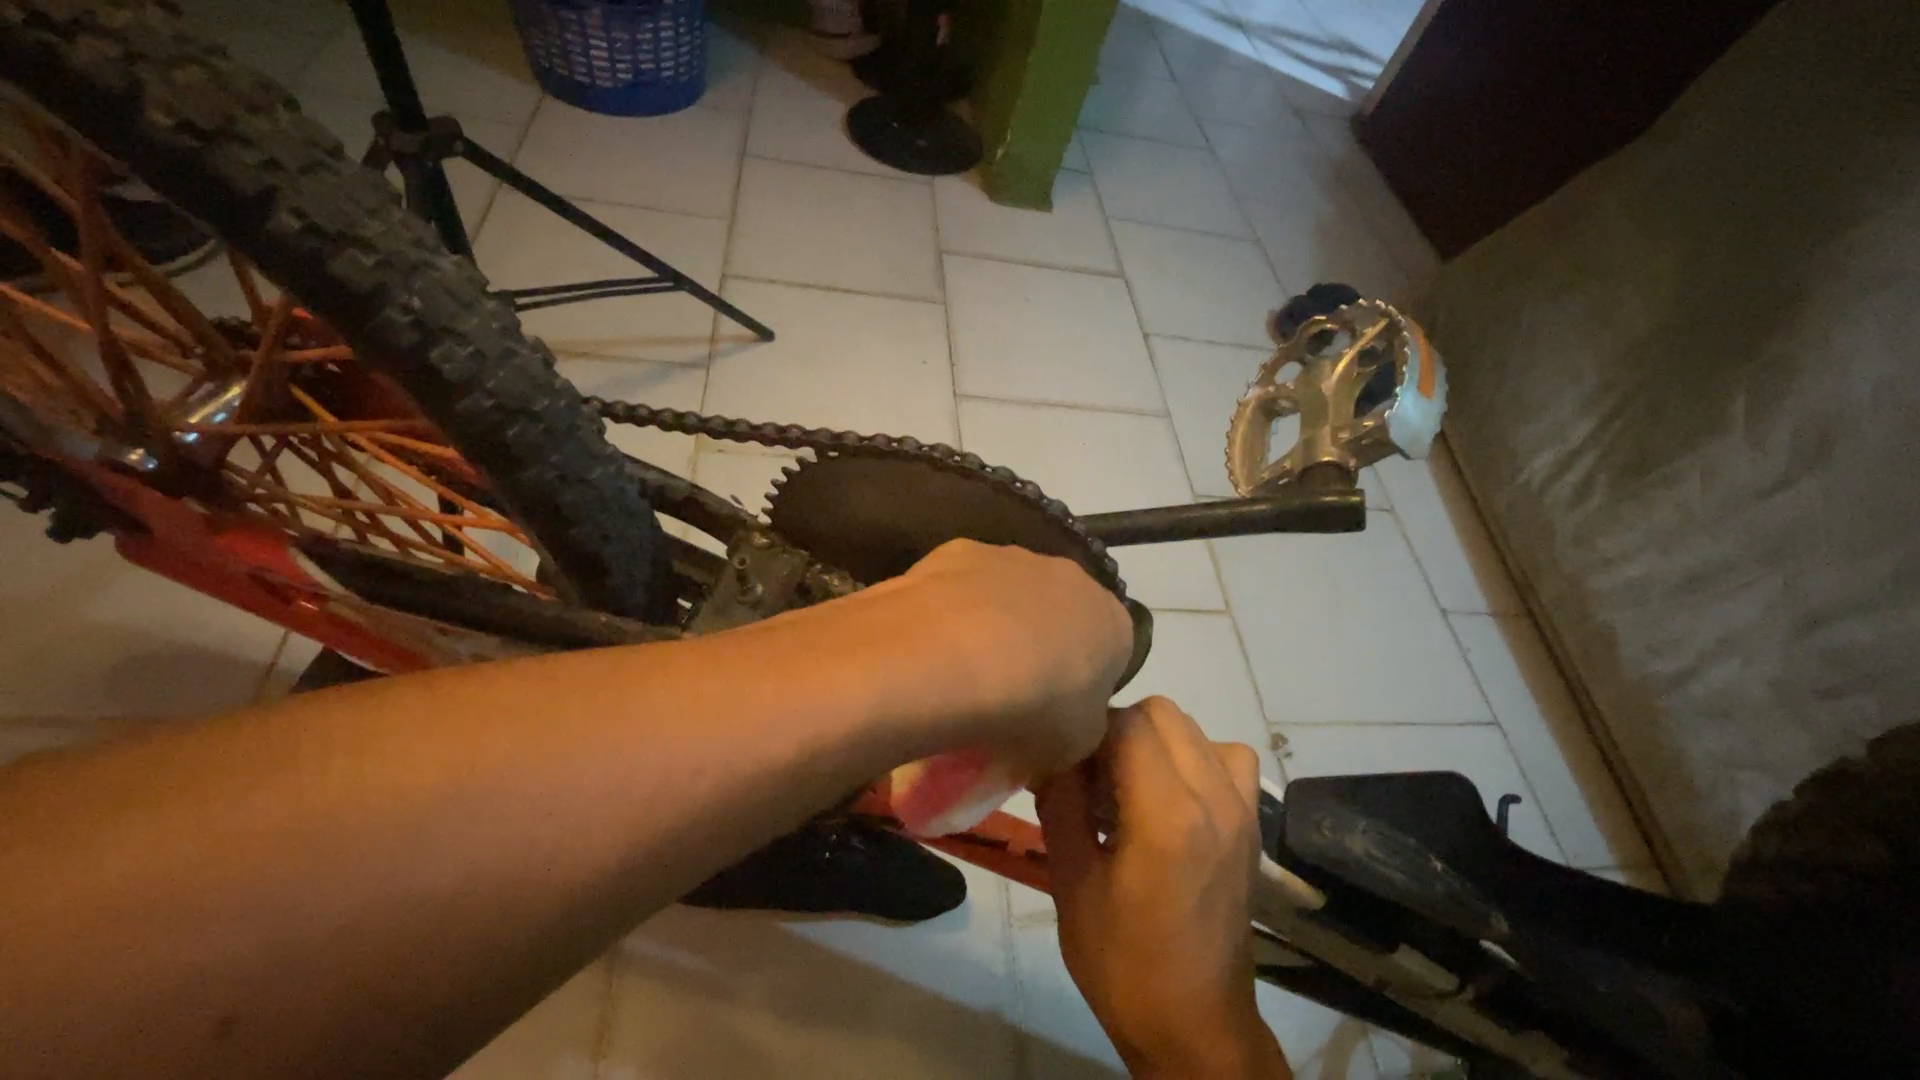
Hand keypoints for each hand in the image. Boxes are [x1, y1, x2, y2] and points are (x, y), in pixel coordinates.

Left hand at [882, 539, 1132, 773]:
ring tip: (962, 669)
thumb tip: (1064, 718)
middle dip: (1039, 642)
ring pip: (1008, 591)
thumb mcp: (1076, 744)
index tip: (1053, 709)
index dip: (1082, 680)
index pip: (1110, 649)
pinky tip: (931, 642)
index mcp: (1113, 622)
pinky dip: (950, 607)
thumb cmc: (1033, 709)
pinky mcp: (960, 549)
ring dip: (994, 621)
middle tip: (1009, 688)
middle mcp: (1070, 577)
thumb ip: (1081, 724)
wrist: (954, 661)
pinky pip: (960, 584)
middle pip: (1060, 610)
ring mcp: (1013, 557)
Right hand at [1037, 698, 1290, 1078]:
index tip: (1062, 762)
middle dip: (1117, 730)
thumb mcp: (1072, 882)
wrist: (1195, 1024)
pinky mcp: (1253, 825)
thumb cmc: (1122, 962)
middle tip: (1089, 776)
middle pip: (1162, 714)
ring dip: (1155, 741)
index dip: (1086, 731)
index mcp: (1168, 814)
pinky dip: (1197, 759)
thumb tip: (1049, 752)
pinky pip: (1228, 759)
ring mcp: (1242, 809)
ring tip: (1127, 786)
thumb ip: (1061, 803)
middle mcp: (1214, 797)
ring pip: (1195, 730)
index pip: (1125, 723)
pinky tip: (1171, 797)